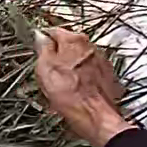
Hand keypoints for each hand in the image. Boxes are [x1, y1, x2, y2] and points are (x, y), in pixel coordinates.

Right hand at [34, 28, 132, 146]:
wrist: (94, 115)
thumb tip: (40, 38)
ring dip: (70, 68)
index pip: (53, 31)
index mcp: (74, 40)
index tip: (38, 50)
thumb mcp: (44, 68)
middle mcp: (91, 46)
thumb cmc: (69, 93)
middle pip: (68, 46)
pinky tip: (74, 91)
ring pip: (79, 60)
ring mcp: (101, 61)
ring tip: (61, 86)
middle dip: (57, 57)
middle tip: (47, 72)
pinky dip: (81, 79)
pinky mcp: (107, 76)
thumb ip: (42, 48)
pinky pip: (89, 73)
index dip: (43, 41)